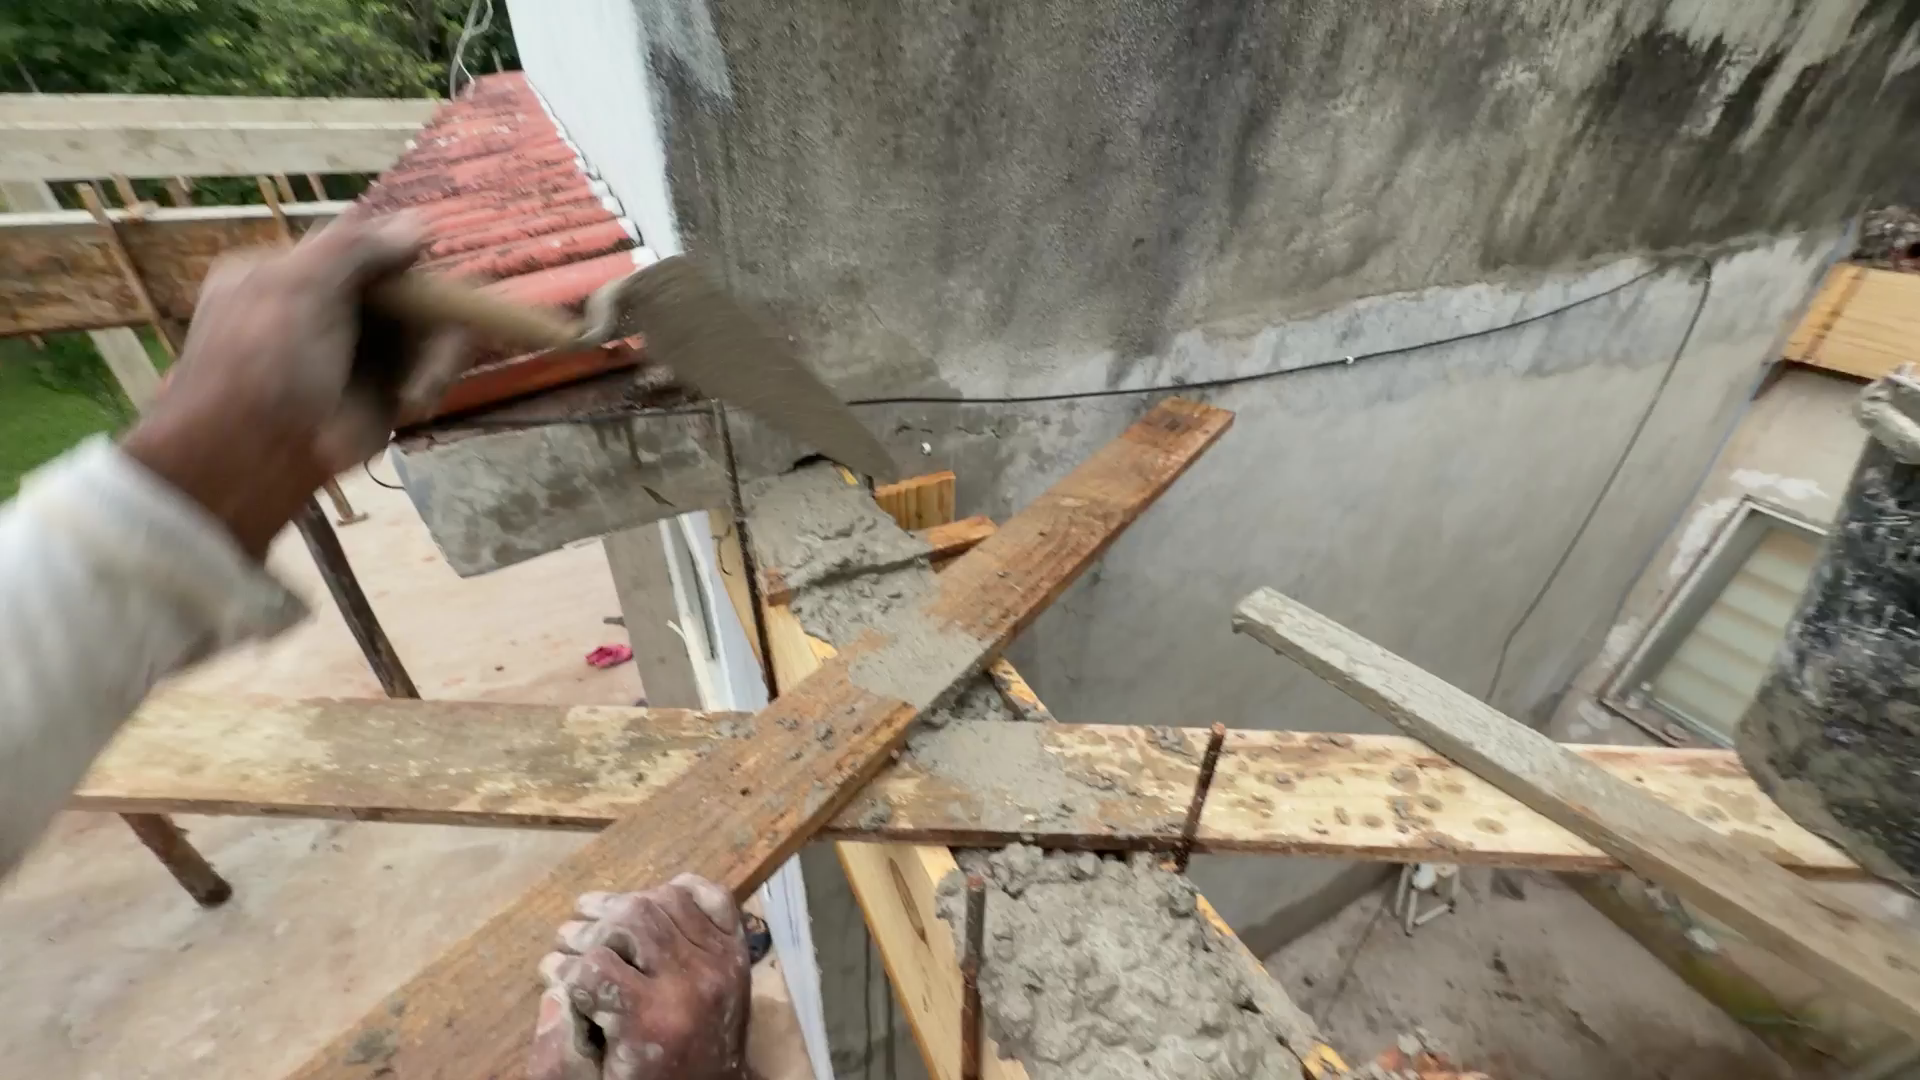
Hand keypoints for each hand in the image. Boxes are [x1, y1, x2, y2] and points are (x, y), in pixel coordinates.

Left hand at [122, 215, 466, 556]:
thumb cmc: (266, 362)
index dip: (406, 262)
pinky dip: (435, 381)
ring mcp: (369, 350)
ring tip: (417, 390)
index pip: (371, 251)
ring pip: (435, 332)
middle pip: (415, 292)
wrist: (262, 452)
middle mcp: (339, 308)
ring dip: (438, 358)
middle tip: (446, 334)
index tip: (431, 275)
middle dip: (433, 317)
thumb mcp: (298, 287)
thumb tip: (421, 223)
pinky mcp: (395, 388)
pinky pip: (438, 369)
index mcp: (300, 274)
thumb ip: (355, 250)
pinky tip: (414, 401)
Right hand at [531, 875, 751, 1079]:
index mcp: (650, 1021)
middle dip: (592, 925)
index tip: (551, 968)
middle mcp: (690, 981)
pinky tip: (657, 897)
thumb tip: (553, 989)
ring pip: (669, 901)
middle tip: (568, 934)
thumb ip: (558, 1051)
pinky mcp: (738, 948)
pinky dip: (685, 889)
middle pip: (633, 920)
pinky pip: (715, 897)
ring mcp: (720, 959)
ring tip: (598, 912)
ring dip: (629, 901)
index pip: (595, 968)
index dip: (564, 966)